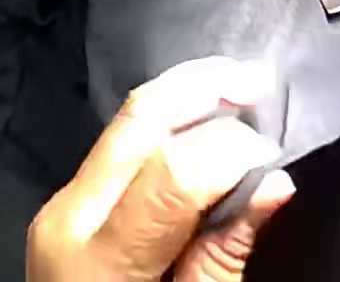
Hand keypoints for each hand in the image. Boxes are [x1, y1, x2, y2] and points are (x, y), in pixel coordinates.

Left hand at [27, 57, 295, 281]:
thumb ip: (224, 256)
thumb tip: (274, 183)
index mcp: (98, 261)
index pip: (170, 173)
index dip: (229, 150)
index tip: (274, 154)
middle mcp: (71, 211)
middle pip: (141, 117)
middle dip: (205, 86)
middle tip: (259, 79)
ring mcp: (64, 195)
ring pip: (130, 113)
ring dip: (188, 89)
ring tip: (238, 81)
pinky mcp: (72, 191)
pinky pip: (124, 133)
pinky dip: (169, 113)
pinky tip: (201, 106)